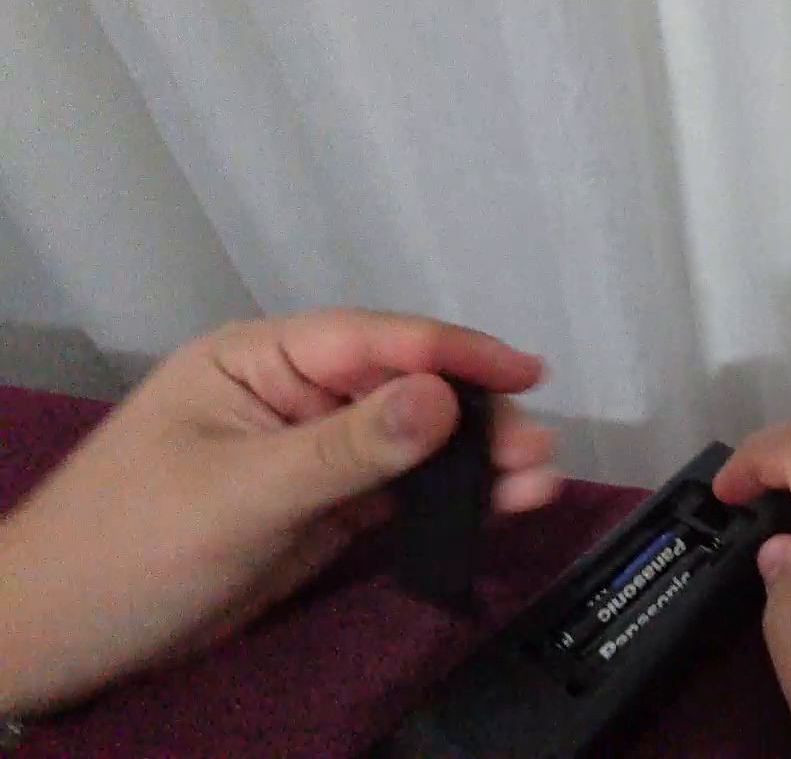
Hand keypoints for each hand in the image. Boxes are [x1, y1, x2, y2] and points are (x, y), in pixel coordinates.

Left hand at [0, 309, 559, 712]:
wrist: (51, 654)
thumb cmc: (120, 555)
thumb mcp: (235, 498)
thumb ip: (344, 447)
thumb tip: (444, 399)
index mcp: (268, 360)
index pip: (381, 340)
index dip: (459, 353)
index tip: (528, 374)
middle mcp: (312, 390)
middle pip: (421, 387)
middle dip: (484, 417)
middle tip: (536, 450)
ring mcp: (333, 443)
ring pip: (432, 436)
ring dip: (487, 457)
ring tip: (536, 484)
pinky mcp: (348, 493)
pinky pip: (420, 482)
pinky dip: (466, 492)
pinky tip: (507, 501)